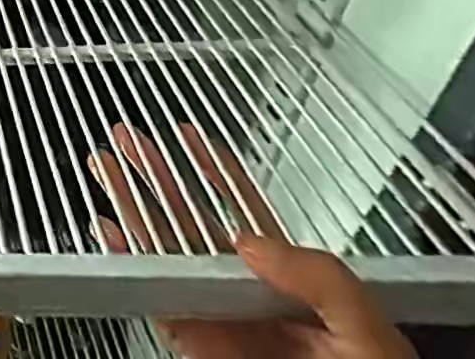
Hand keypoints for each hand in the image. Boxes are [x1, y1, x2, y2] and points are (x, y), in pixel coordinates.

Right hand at [87, 123, 414, 358]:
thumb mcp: (368, 330)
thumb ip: (318, 277)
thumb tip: (249, 241)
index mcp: (290, 281)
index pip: (244, 207)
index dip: (213, 168)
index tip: (189, 136)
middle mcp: (248, 292)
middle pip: (193, 220)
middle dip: (157, 176)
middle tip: (130, 141)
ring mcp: (220, 317)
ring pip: (165, 251)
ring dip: (132, 207)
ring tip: (107, 169)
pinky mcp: (198, 345)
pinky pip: (155, 298)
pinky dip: (128, 262)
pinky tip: (111, 232)